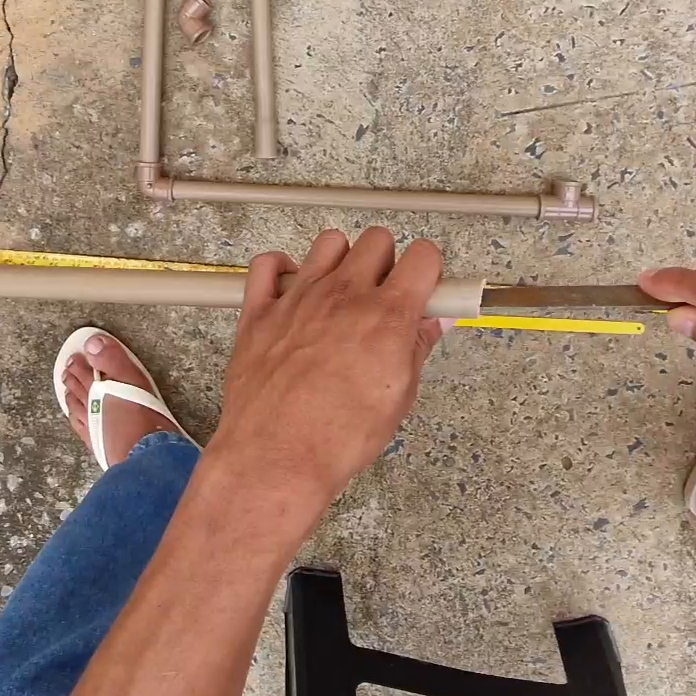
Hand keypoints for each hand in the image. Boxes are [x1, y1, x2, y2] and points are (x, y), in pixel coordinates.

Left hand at [207, 228, 450, 511]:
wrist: (277, 456)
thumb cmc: (339, 438)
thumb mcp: (399, 398)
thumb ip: (417, 347)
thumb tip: (435, 321)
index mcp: (385, 315)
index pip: (422, 256)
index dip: (428, 268)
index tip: (424, 284)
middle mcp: (343, 294)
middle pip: (377, 240)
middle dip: (387, 260)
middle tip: (383, 293)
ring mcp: (298, 297)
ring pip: (328, 241)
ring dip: (341, 258)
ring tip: (339, 290)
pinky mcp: (260, 309)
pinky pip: (267, 264)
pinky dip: (279, 269)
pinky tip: (290, 289)